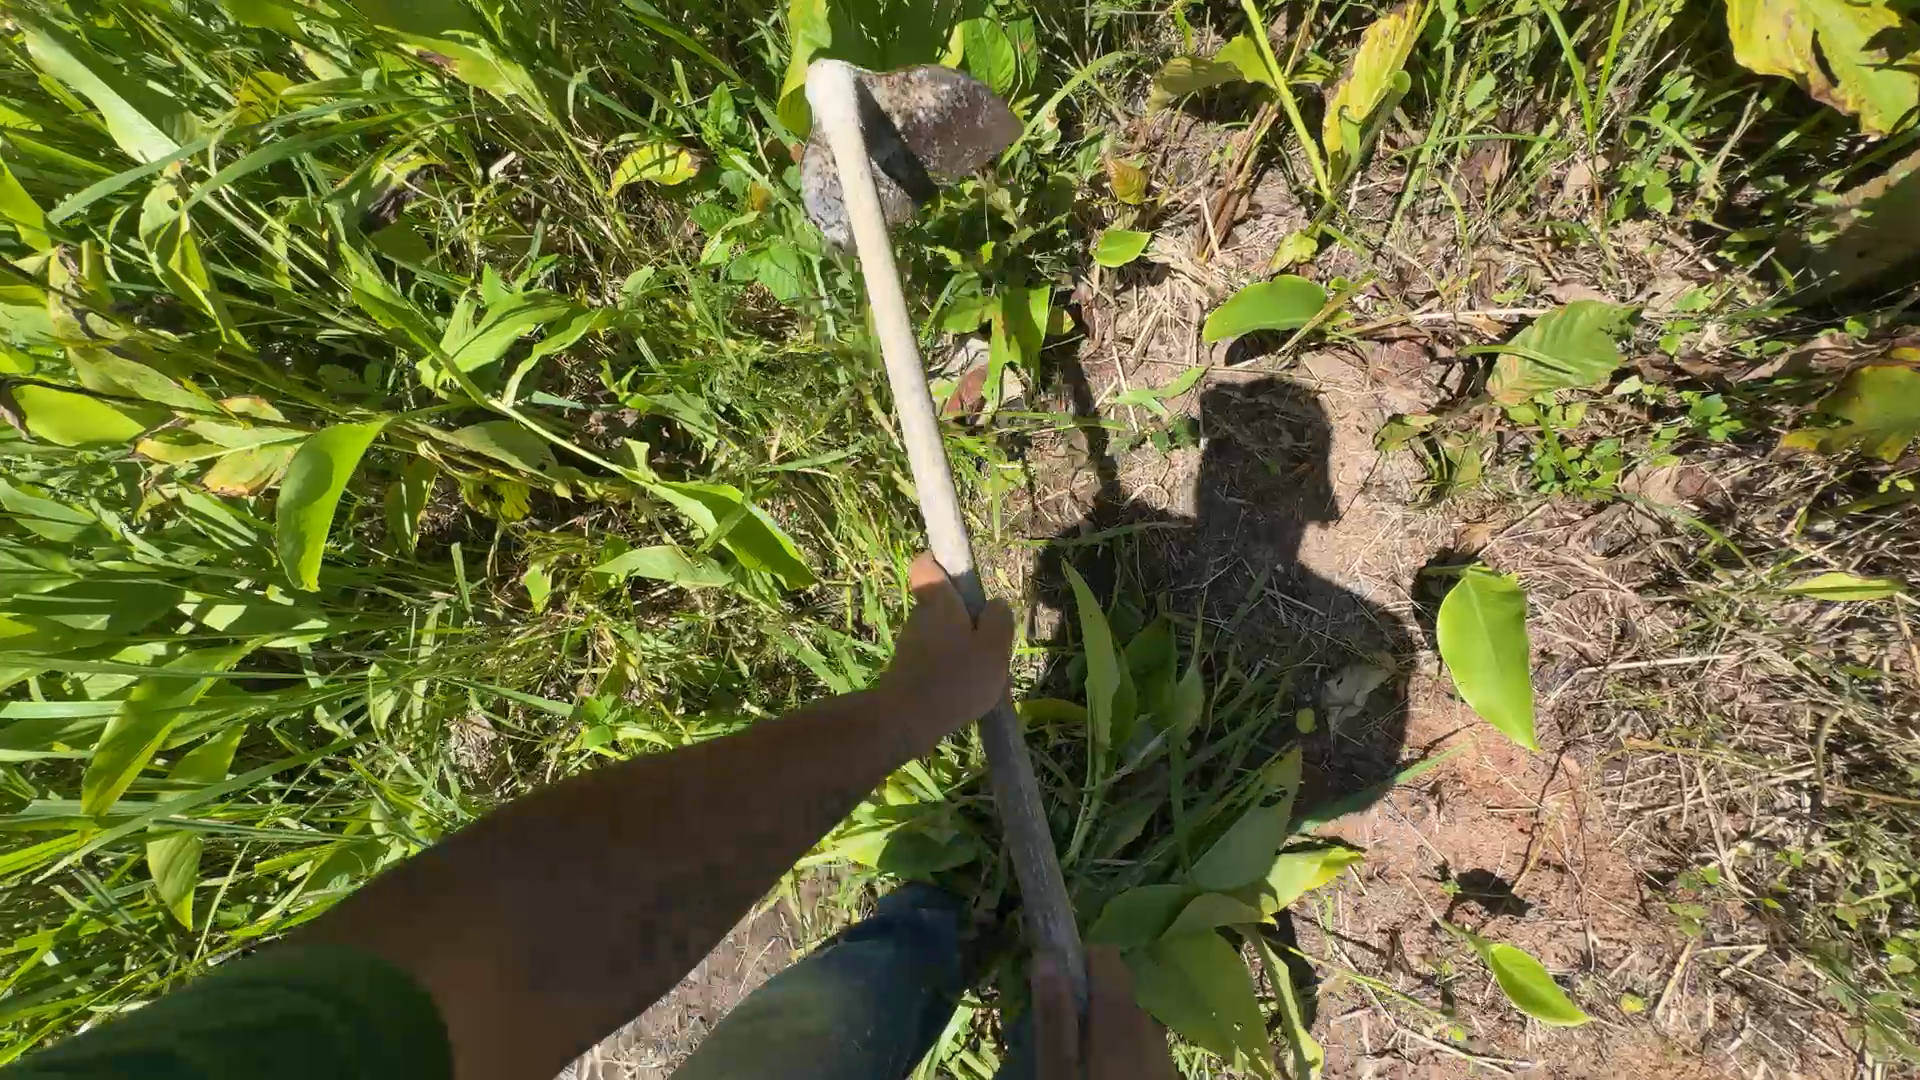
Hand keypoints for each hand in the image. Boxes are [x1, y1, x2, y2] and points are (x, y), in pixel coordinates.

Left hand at [874, 552, 1014, 738]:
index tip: (959, 576)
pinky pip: (933, 660)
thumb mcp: (993, 648)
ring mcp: (910, 644)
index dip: (939, 563)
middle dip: (964, 619)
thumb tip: (995, 604)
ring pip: (940, 635)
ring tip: (982, 675)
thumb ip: (998, 621)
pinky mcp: (906, 670)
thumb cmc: (955, 678)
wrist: (908, 721)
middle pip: (942, 605)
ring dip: (959, 648)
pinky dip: (948, 670)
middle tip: (989, 643)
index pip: (926, 565)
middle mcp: (920, 617)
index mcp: (939, 602)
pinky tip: (965, 693)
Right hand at [1031, 946, 1176, 1079]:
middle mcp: (1150, 1029)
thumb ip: (1054, 1017)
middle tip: (1061, 1041)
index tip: (1056, 990)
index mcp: (1122, 1020)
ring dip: (1106, 1032)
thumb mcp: (1058, 1075)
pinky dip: (1125, 1056)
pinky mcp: (1170, 1079)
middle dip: (1088, 1004)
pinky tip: (1106, 1079)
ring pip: (1132, 1022)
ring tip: (1079, 1067)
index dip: (1078, 963)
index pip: (1106, 956)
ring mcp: (1165, 1058)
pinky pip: (1145, 1050)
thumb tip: (1046, 957)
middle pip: (1118, 991)